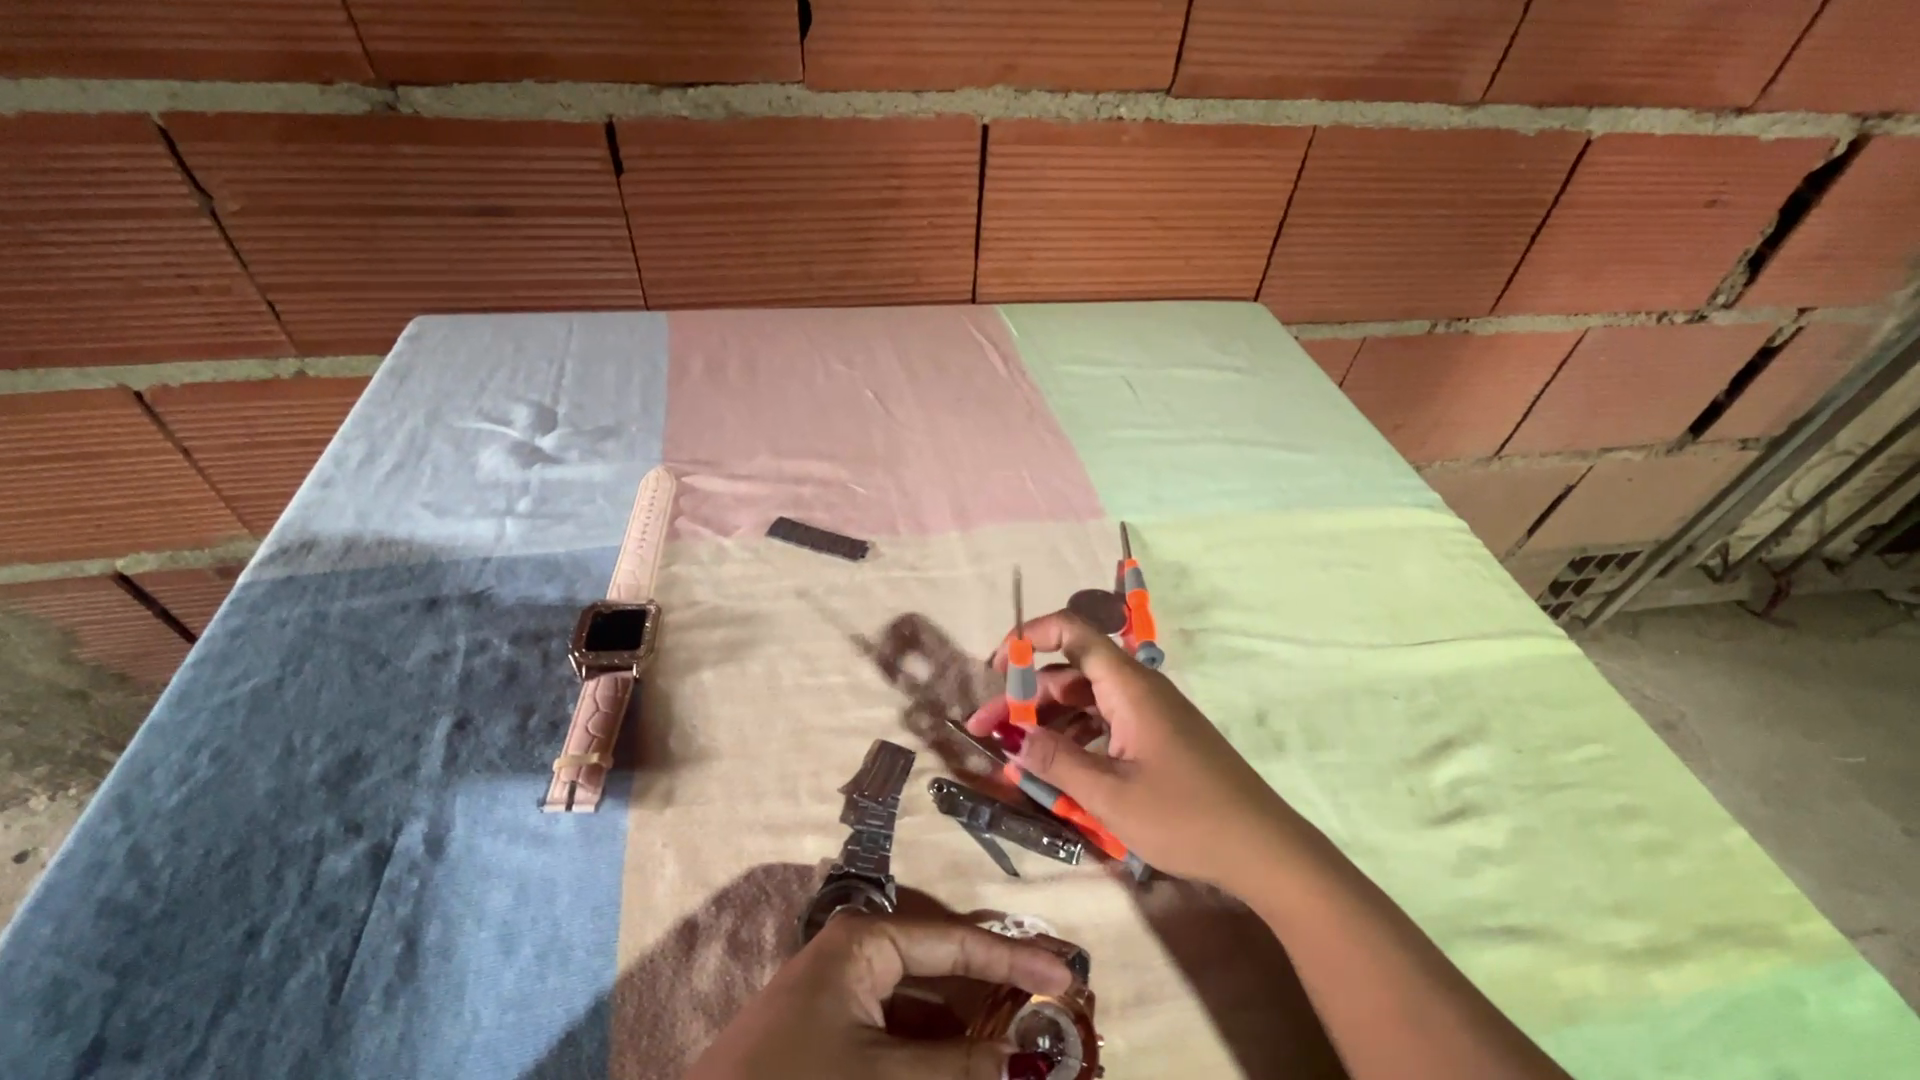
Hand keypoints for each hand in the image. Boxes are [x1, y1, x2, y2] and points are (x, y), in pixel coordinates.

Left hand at [684, 915, 1072, 1079]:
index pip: (957, 942)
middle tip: (1051, 1013)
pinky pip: (899, 1030)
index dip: (1015, 960)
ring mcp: (844, 992)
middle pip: (944, 968)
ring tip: (1019, 1046)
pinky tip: (969, 1064)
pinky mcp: (835, 1030)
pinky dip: (936, 1048)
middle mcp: (858, 954)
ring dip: (969, 1029)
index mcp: (866, 941)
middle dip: (995, 996)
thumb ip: (961, 1068)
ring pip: (924, 1004)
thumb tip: (1032, 1063)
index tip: (1067, 976)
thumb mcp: (883, 1076)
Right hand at [966, 609, 1309, 894]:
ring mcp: (1150, 716)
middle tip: (985, 731)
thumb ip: (1056, 761)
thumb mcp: (1110, 795)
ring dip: (1046, 724)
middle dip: (1023, 698)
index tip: (994, 668)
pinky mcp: (1157, 741)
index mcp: (1129, 687)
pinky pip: (1104, 727)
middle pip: (1070, 675)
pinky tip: (1054, 772)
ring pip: (1085, 703)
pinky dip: (1074, 741)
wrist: (1262, 849)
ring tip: (1013, 757)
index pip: (1072, 632)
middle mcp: (1138, 691)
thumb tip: (1015, 737)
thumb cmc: (1186, 817)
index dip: (1028, 637)